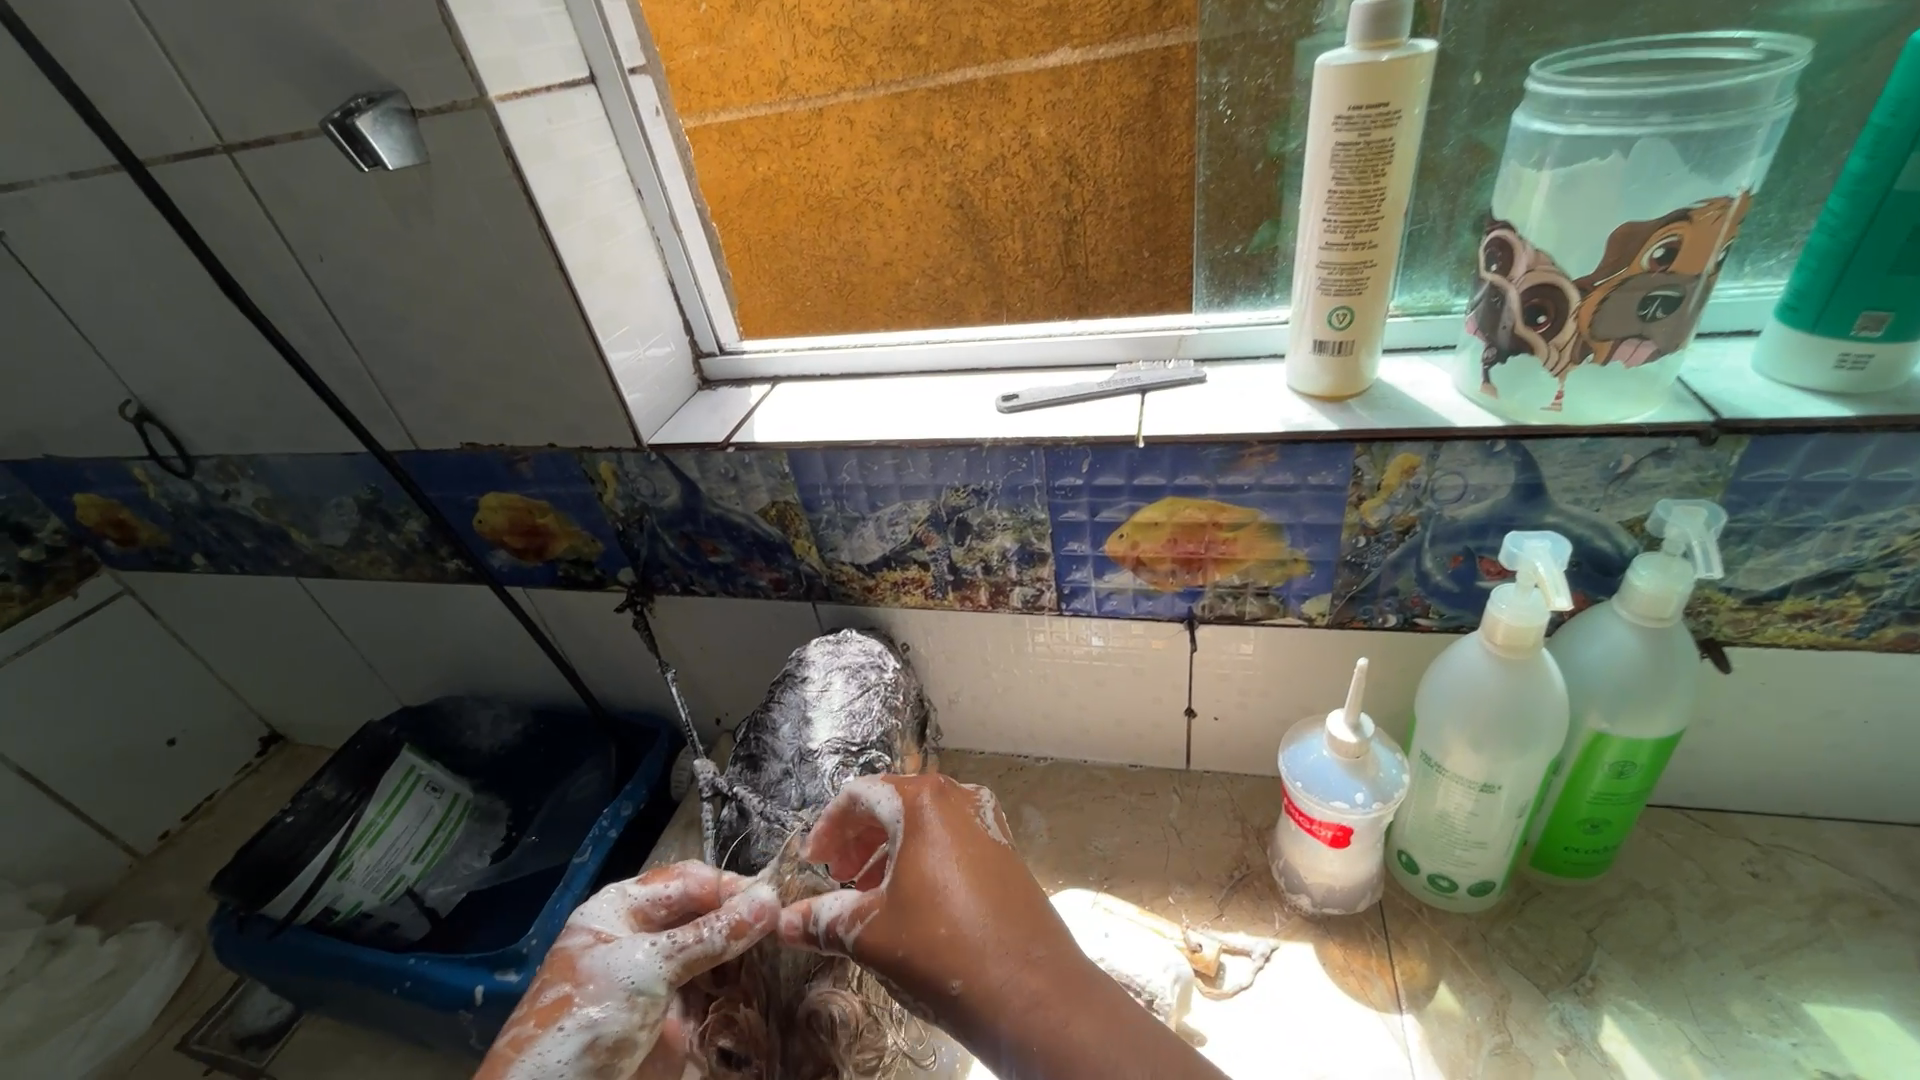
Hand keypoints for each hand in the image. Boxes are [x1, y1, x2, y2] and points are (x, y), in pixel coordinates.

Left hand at [476, 861, 778, 1079]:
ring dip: (746, 952)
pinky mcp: (673, 1019)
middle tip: (784, 926)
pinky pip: (714, 992)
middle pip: (705, 913)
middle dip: (742, 918)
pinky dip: (740, 987)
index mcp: (622, 910)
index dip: (728, 887)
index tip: (772, 900)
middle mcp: (643, 937)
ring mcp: (659, 980)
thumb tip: (771, 899)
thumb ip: (710, 934)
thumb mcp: (647, 968)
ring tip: (781, 953)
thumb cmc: (585, 1020)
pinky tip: (764, 984)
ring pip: (715, 951)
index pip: (688, 881)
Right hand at [778, 774, 1228, 1079]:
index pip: (860, 794)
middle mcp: (958, 799)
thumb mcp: (872, 934)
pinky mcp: (1005, 852)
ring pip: (924, 823)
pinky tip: (912, 903)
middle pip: (894, 803)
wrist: (1033, 989)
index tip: (812, 864)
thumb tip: (783, 923)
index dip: (828, 827)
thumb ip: (823, 921)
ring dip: (889, 851)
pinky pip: (952, 840)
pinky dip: (923, 860)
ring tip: (869, 895)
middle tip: (837, 879)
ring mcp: (987, 823)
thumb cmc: (944, 949)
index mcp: (923, 802)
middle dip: (858, 838)